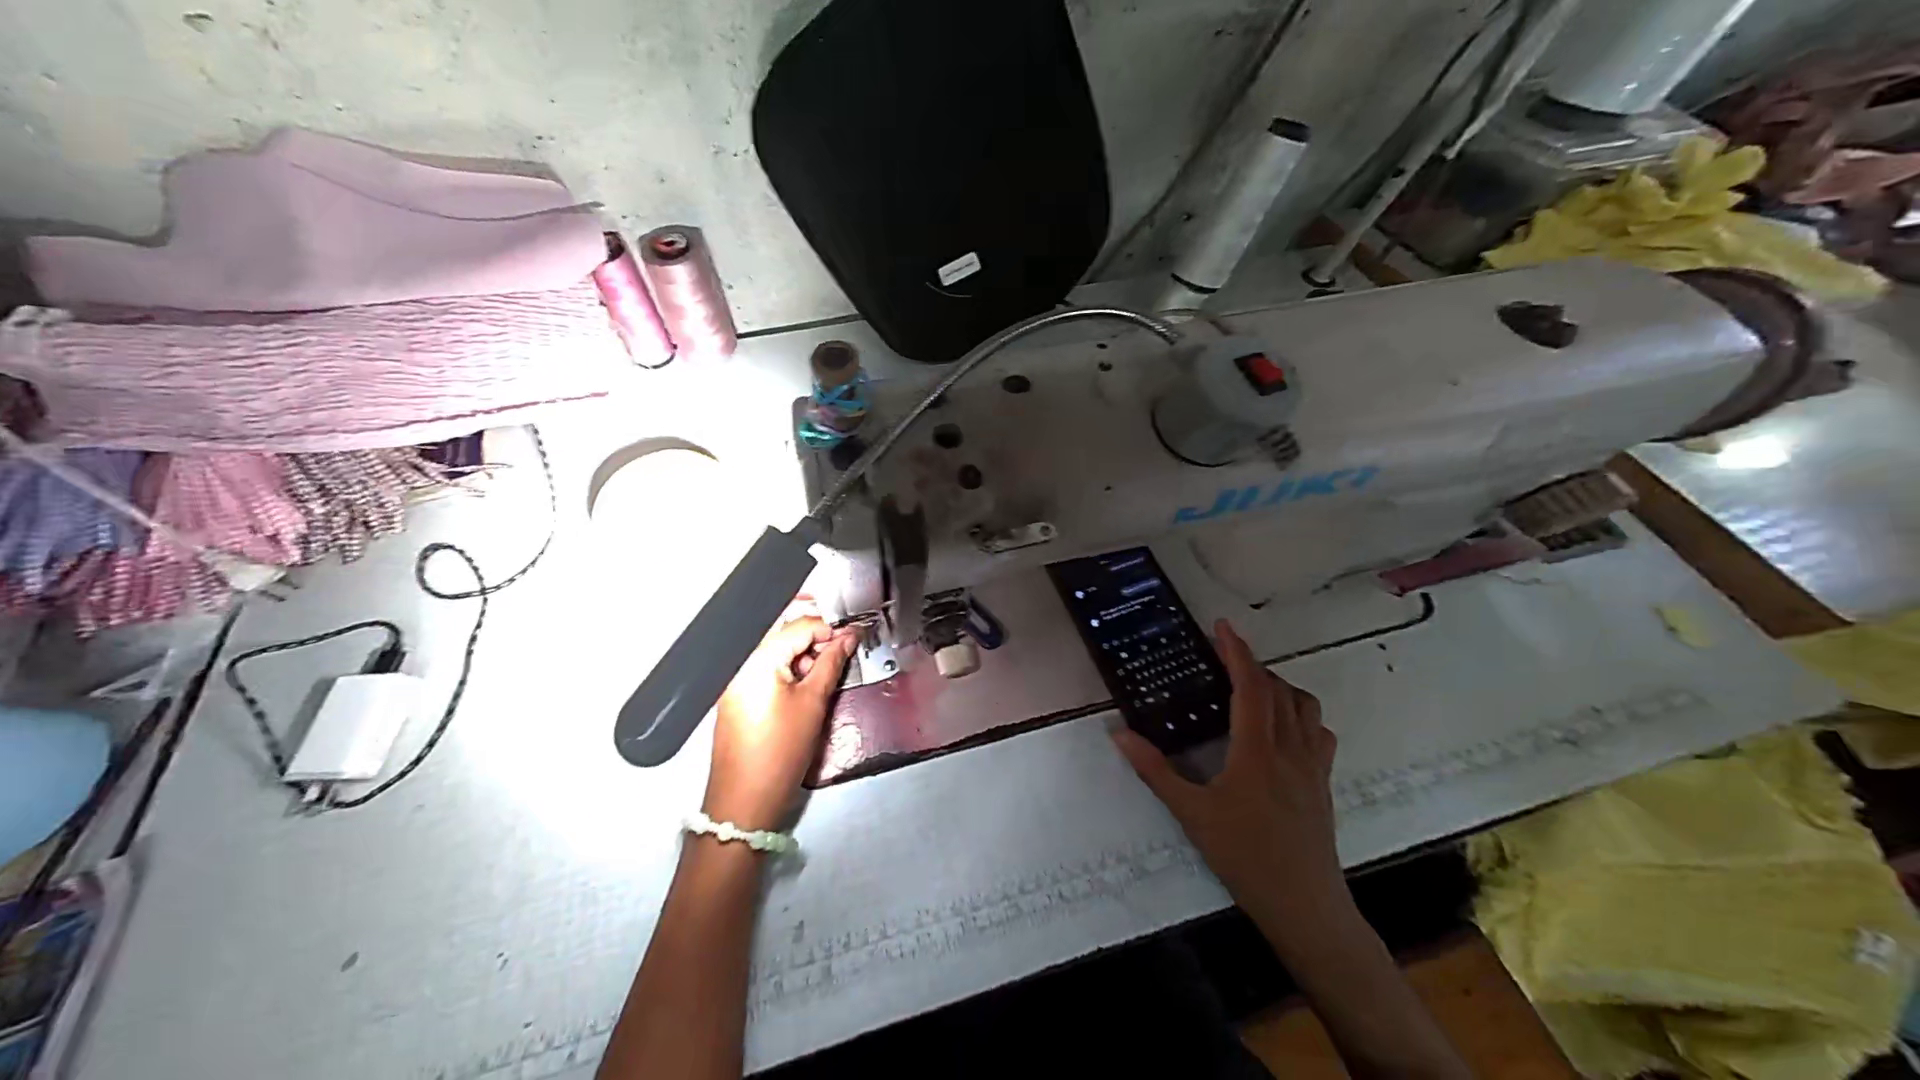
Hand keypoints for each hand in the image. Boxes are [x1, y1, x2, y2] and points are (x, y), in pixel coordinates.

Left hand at [705, 616, 855, 832]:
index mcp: (757, 658)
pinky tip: (803, 691)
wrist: (745, 800)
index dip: (830, 630)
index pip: (800, 626)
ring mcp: (735, 679)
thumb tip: (847, 638)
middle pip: (785, 634)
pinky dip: (787, 672)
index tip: (852, 638)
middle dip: (816, 642)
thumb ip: (832, 663)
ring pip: (776, 651)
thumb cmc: (778, 754)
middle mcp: (740, 663)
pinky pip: (765, 669)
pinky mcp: (736, 695)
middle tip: (840, 658)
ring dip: (802, 657)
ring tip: (822, 680)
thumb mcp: (814, 702)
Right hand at [1113, 619, 1343, 920]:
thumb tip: (1120, 735)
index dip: (1237, 652)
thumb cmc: (1244, 856)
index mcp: (1256, 750)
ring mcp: (1313, 766)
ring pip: (1305, 707)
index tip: (1222, 627)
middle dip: (1252, 666)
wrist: (1304, 904)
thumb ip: (1155, 771)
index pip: (1250, 687)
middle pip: (1278, 690)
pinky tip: (1285, 729)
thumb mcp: (1191, 814)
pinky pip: (1320, 733)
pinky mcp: (1324, 783)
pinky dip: (1302, 716)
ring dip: (1280, 687)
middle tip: (1224, 660)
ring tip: (1253, 689)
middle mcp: (1290, 749)